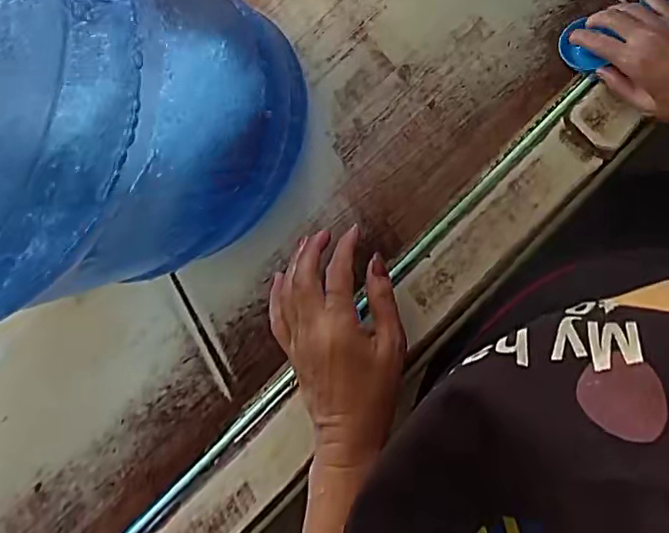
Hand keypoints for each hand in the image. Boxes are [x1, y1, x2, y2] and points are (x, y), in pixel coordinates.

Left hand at [269, 226, 404, 474]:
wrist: (348, 436)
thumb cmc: (375, 393)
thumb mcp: (392, 342)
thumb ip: (382, 299)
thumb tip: (375, 265)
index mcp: (338, 325)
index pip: (337, 274)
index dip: (345, 248)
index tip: (354, 233)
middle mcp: (312, 330)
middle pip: (303, 278)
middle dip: (312, 250)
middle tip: (325, 233)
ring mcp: (298, 341)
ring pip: (287, 293)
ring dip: (295, 265)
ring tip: (305, 245)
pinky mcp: (292, 352)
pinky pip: (277, 317)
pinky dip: (276, 294)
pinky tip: (280, 279)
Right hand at [568, 0, 668, 129]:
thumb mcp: (649, 106)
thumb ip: (621, 86)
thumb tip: (601, 71)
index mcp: (634, 60)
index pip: (597, 43)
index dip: (581, 38)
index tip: (574, 39)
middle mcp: (644, 37)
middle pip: (609, 18)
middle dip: (594, 21)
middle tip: (589, 28)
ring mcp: (663, 24)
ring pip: (628, 6)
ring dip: (612, 8)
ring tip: (606, 15)